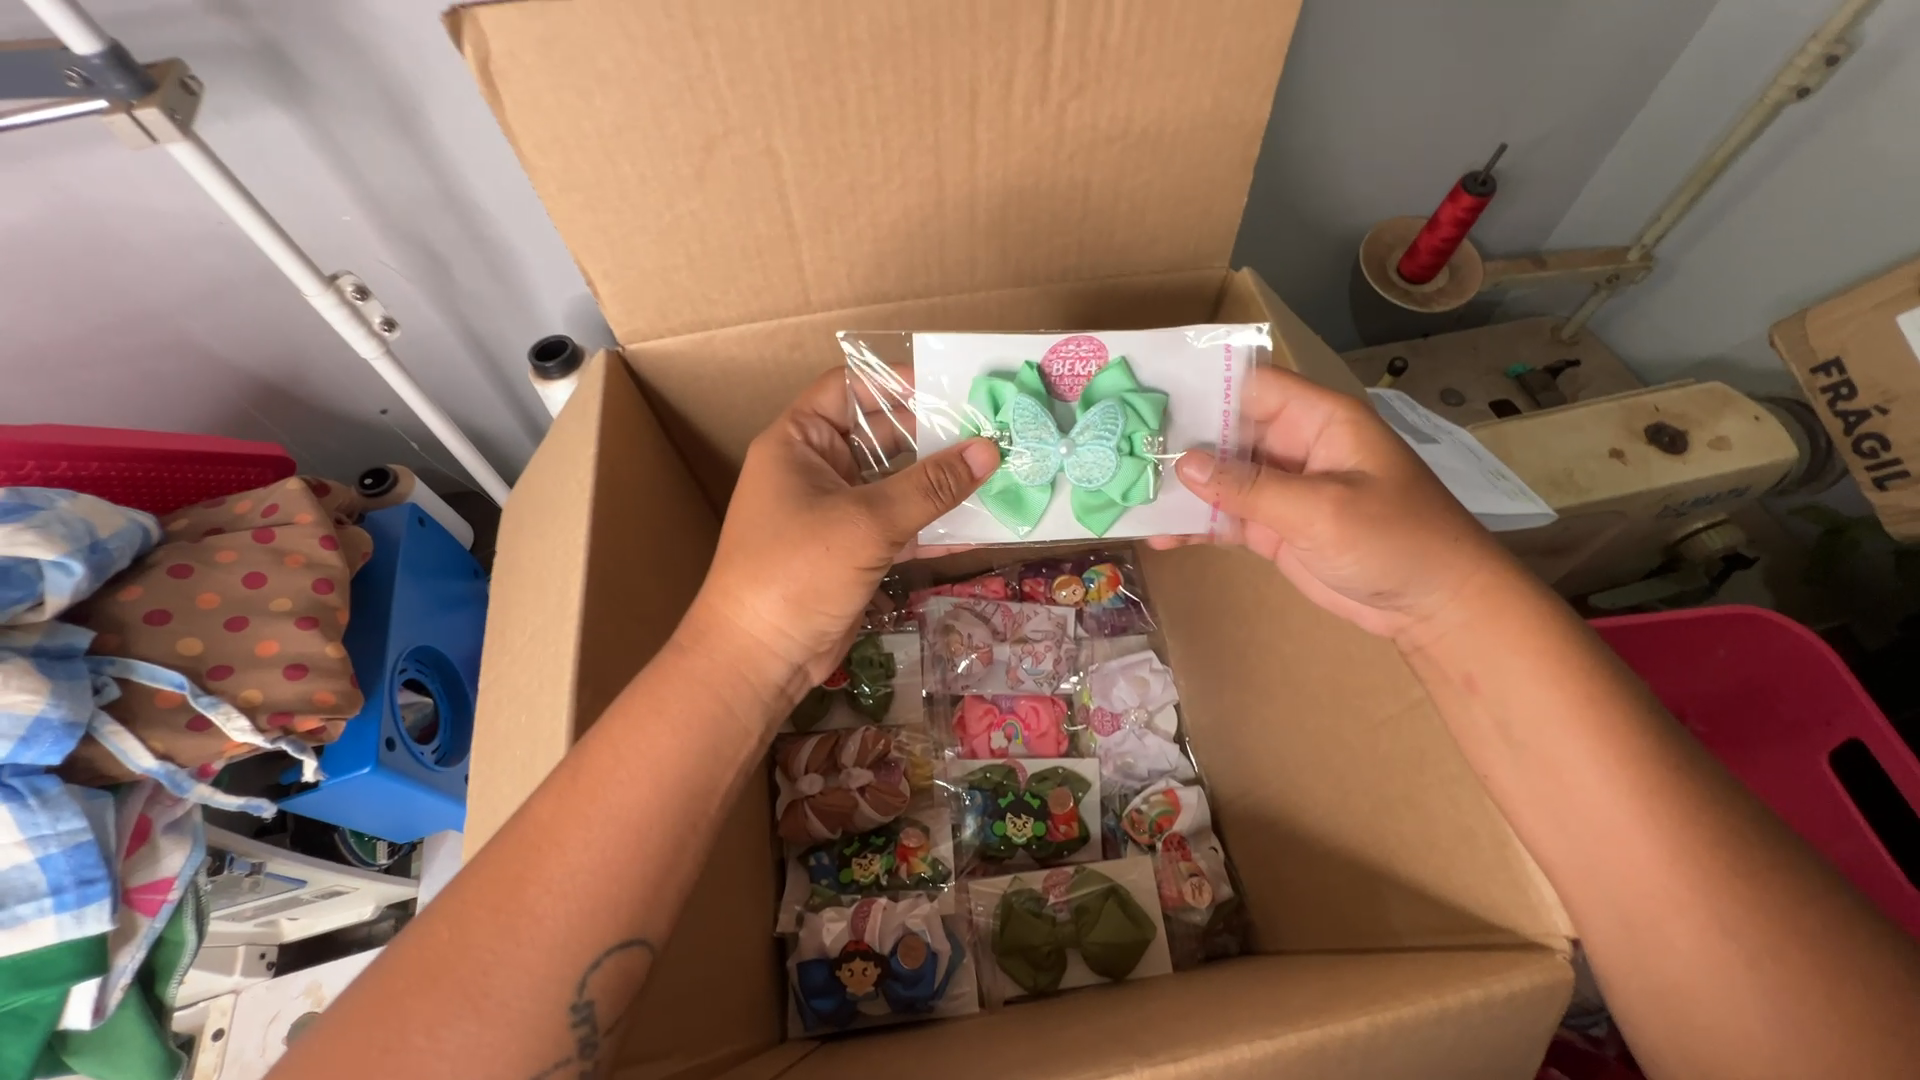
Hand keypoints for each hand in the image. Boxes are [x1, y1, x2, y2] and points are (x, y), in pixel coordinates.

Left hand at [689, 368, 1000, 704]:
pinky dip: (932, 527)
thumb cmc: (798, 571)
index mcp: (799, 442)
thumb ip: (930, 486)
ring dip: (939, 484)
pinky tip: (979, 527)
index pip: (849, 388)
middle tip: (991, 430)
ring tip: (997, 472)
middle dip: (933, 436)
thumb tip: (988, 449)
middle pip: (880, 437)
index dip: (898, 382)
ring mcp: (834, 513)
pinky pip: (898, 526)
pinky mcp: (851, 552)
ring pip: (894, 485)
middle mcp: (815, 469)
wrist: (759, 658)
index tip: (954, 386)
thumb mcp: (867, 522)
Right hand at [1152, 367, 1519, 646]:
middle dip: (1178, 442)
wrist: (1433, 605)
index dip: (1202, 388)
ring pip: (1219, 477)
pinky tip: (1159, 535)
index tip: (1149, 399)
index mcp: (1318, 420)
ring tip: (1127, 493)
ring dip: (1180, 488)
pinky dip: (1195, 524)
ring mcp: (1282, 488)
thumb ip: (1250, 487)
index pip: (1251, 386)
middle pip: (1225, 431)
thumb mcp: (1321, 510)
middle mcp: (1294, 446)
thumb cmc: (1396, 540)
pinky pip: (1225, 516)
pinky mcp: (1274, 527)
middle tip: (1120, 450)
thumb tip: (1183, 464)